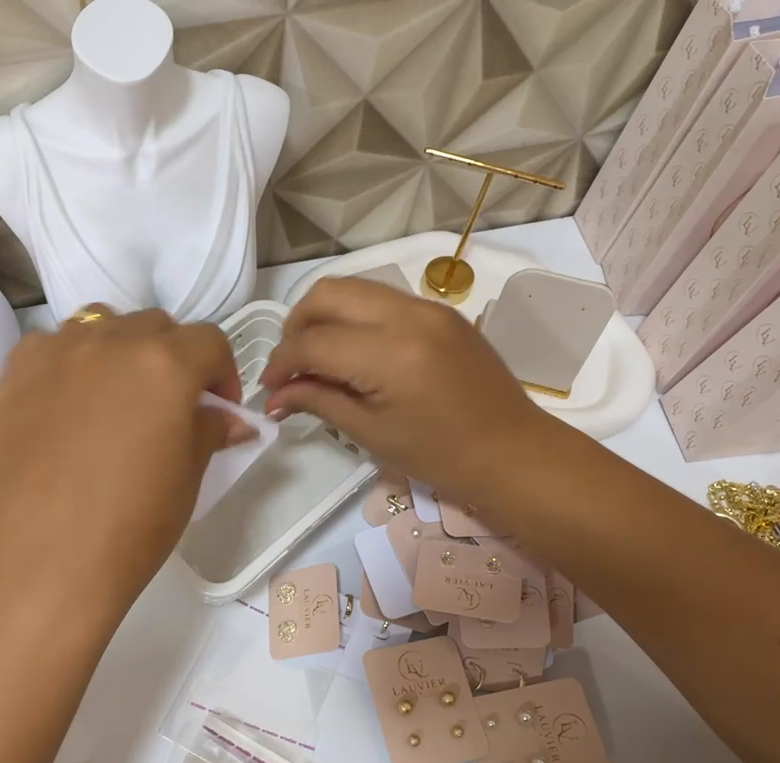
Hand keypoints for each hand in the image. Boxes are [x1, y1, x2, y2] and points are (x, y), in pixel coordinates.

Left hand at [0, 307, 250, 622]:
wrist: (41, 562)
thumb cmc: (129, 528)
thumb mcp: (184, 481)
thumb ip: (207, 433)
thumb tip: (228, 418)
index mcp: (165, 364)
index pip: (208, 342)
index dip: (222, 374)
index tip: (218, 410)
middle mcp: (109, 341)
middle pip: (153, 327)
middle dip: (172, 359)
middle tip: (168, 409)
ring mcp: (55, 353)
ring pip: (99, 328)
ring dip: (119, 353)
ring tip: (115, 403)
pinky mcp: (13, 375)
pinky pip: (51, 348)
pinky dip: (69, 365)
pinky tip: (67, 409)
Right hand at [261, 277, 550, 502]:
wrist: (511, 452)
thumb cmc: (438, 456)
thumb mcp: (370, 433)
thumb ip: (319, 402)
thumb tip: (275, 396)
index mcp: (390, 354)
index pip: (313, 342)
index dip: (281, 363)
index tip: (268, 390)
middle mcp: (408, 316)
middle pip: (328, 294)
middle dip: (297, 326)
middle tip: (289, 366)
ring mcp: (428, 307)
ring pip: (355, 289)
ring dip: (324, 317)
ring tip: (317, 359)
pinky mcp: (441, 311)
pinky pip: (383, 299)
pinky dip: (355, 318)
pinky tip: (353, 354)